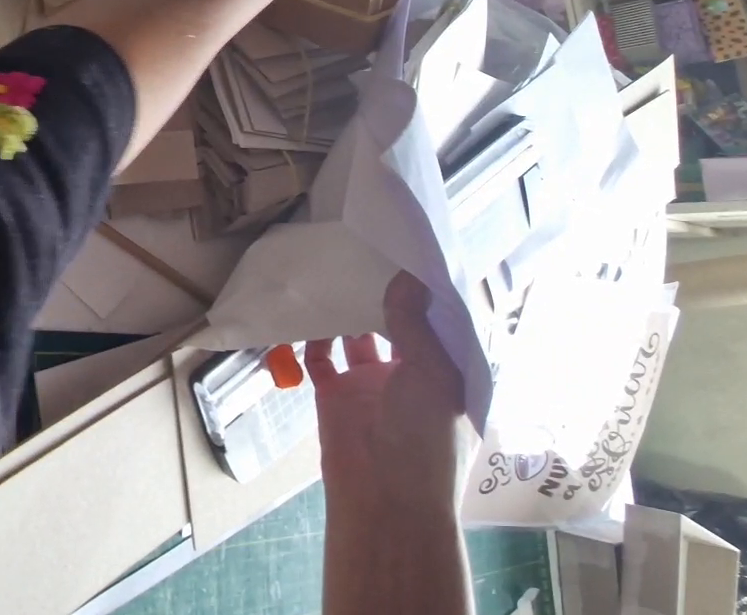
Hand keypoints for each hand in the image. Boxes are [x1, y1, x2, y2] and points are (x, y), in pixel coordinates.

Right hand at [307, 273, 471, 521]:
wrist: (383, 494)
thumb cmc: (423, 438)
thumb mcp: (429, 377)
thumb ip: (412, 326)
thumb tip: (406, 276)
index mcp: (446, 372)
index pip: (436, 323)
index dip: (423, 292)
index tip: (406, 252)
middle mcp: (410, 373)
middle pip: (392, 325)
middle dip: (377, 296)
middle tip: (357, 253)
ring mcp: (369, 382)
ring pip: (353, 336)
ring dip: (342, 313)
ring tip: (326, 276)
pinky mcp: (334, 391)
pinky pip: (318, 356)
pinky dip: (308, 336)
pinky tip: (301, 313)